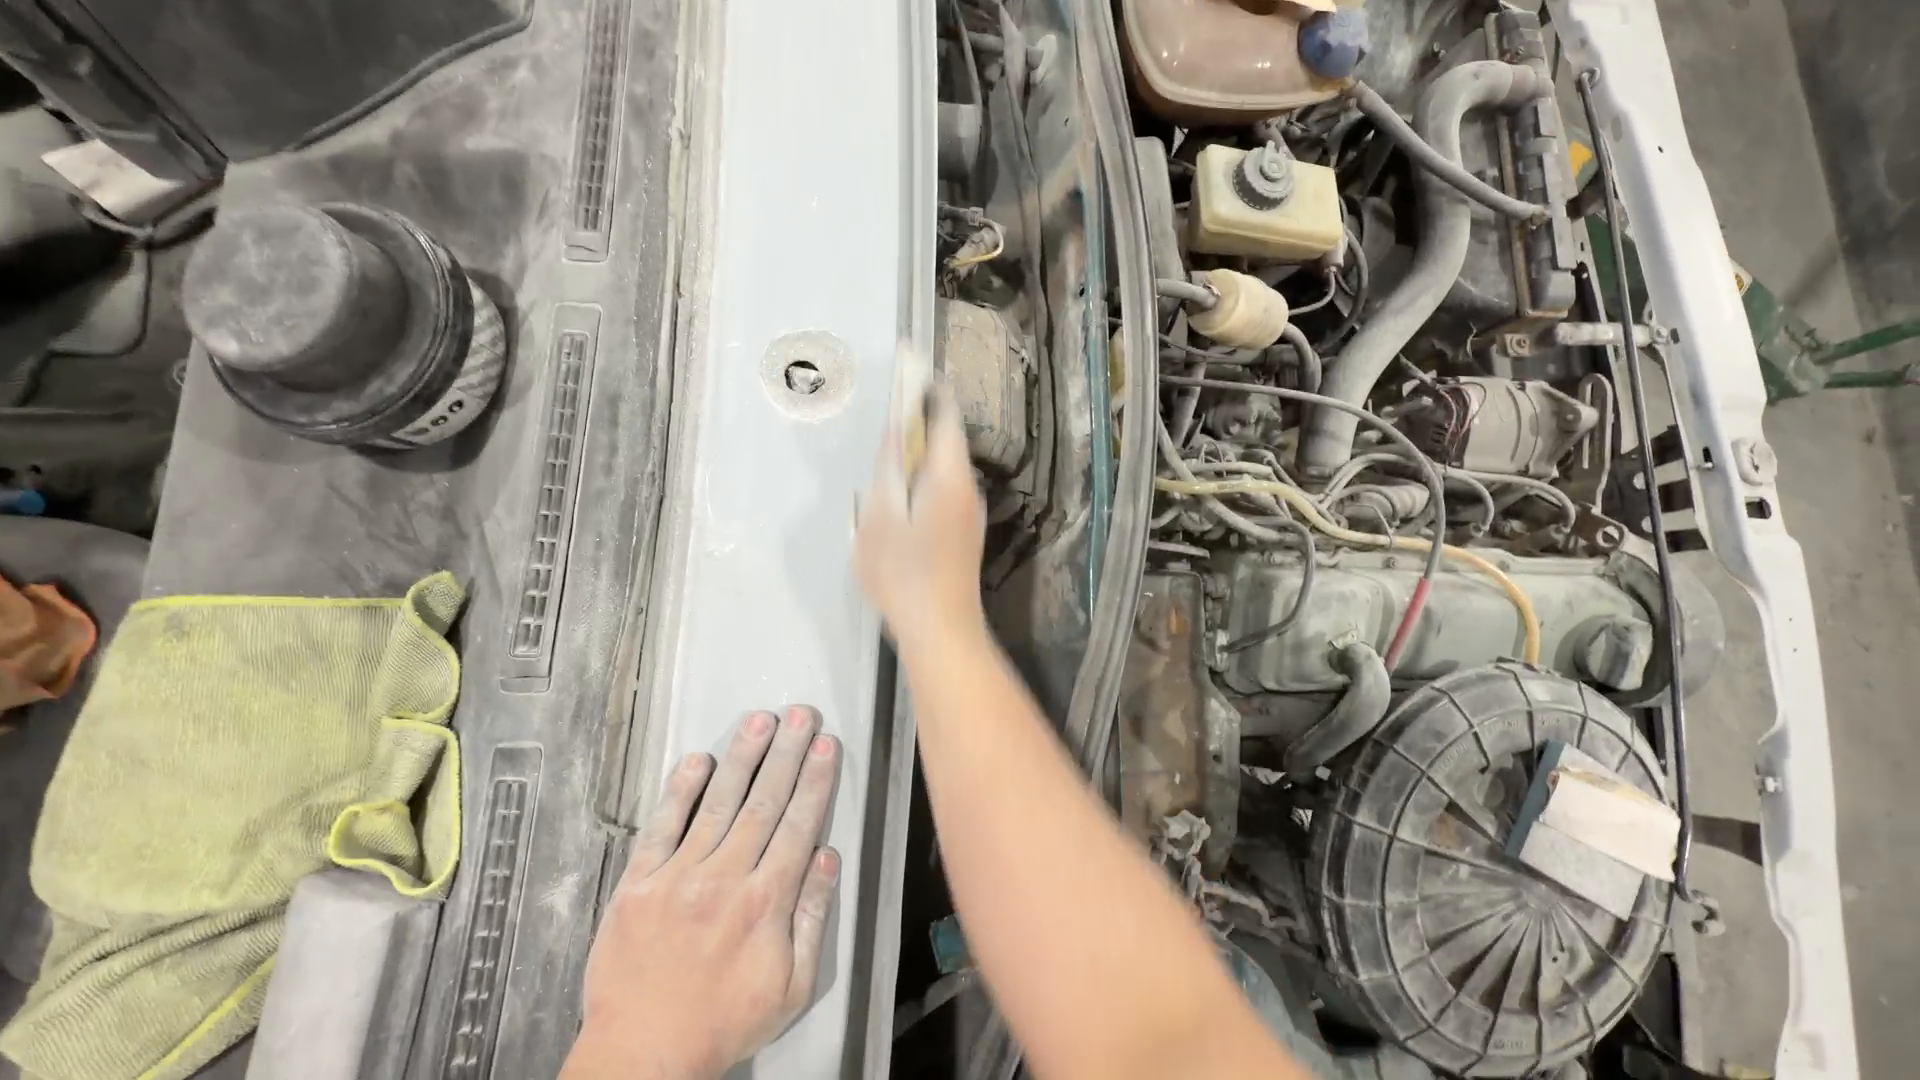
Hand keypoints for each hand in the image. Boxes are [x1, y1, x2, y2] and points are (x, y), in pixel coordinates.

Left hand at [562, 707, 842, 1079]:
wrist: (641, 1055)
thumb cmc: (723, 1023)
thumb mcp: (790, 987)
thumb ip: (812, 918)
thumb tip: (828, 858)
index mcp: (764, 903)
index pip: (798, 825)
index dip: (815, 781)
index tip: (827, 746)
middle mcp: (723, 878)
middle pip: (763, 802)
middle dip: (787, 754)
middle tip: (802, 715)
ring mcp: (677, 876)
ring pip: (717, 803)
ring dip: (742, 757)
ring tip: (760, 720)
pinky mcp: (638, 882)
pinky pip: (662, 826)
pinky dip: (680, 791)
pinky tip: (697, 759)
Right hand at [854, 384, 987, 654]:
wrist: (940, 629)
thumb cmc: (903, 572)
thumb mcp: (880, 514)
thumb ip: (888, 466)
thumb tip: (896, 426)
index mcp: (948, 474)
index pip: (946, 413)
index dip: (926, 387)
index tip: (906, 368)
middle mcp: (968, 486)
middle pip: (944, 440)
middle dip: (915, 424)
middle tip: (881, 418)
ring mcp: (970, 511)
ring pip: (943, 468)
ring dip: (916, 457)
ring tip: (882, 460)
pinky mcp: (964, 533)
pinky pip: (942, 491)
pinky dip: (921, 483)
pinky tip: (897, 502)